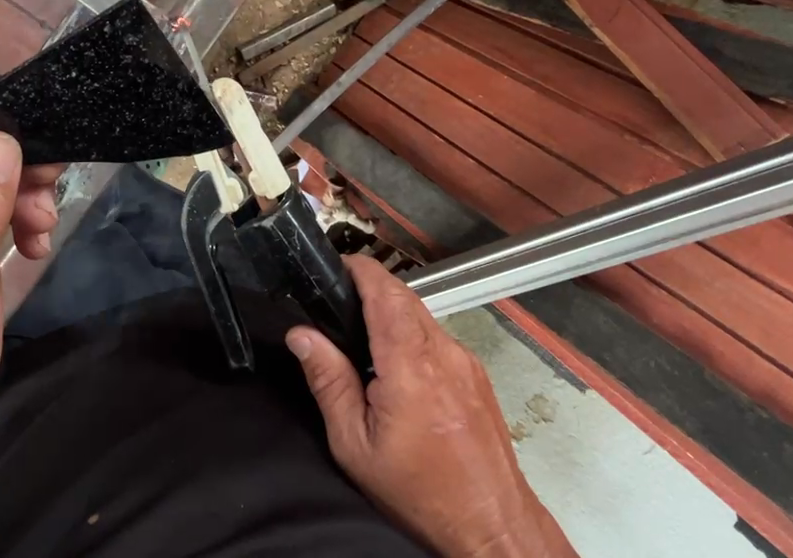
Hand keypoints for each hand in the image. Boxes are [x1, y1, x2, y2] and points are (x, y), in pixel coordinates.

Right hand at [287, 256, 576, 557]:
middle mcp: (443, 352)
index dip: (359, 269)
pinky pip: (437, 337)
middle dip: (371, 287)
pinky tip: (396, 367)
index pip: (385, 291)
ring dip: (392, 312)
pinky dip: (412, 334)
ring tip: (363, 339)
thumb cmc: (419, 491)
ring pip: (422, 314)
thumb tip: (301, 335)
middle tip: (338, 302)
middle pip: (404, 295)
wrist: (491, 526)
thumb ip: (328, 381)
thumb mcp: (355, 444)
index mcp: (410, 365)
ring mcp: (465, 361)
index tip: (335, 266)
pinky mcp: (476, 374)